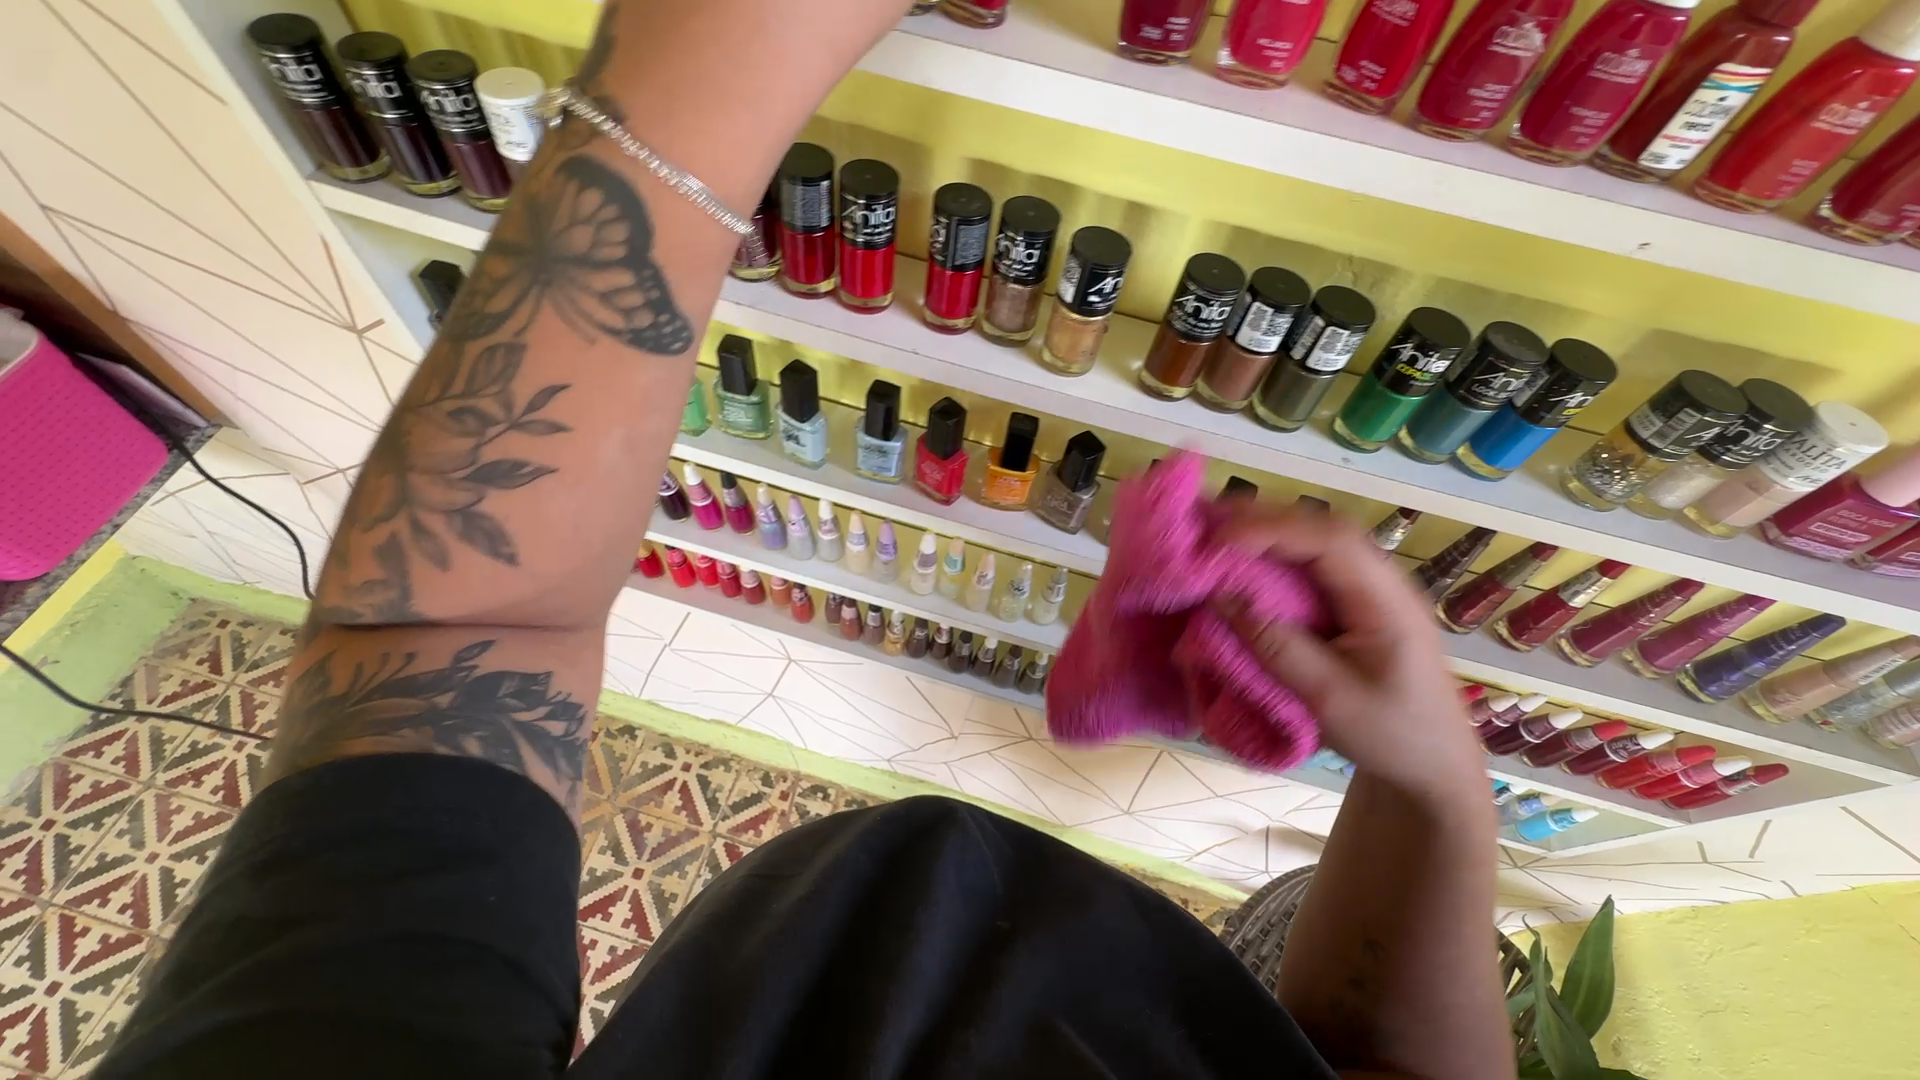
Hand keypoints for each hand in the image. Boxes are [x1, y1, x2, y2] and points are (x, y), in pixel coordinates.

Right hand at [1214, 502, 1484, 800]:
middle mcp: (1381, 582)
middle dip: (1263, 520)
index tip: (1218, 541)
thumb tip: (1219, 596)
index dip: (1271, 531)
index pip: (1330, 541)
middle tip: (1205, 522)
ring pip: (1316, 542)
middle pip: (1321, 529)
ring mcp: (1370, 592)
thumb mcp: (1328, 698)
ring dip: (1266, 533)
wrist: (1434, 767)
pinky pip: (1312, 566)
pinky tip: (1243, 562)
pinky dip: (1273, 557)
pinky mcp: (1354, 606)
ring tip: (1216, 533)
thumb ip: (1275, 645)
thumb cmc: (1390, 736)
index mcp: (1387, 601)